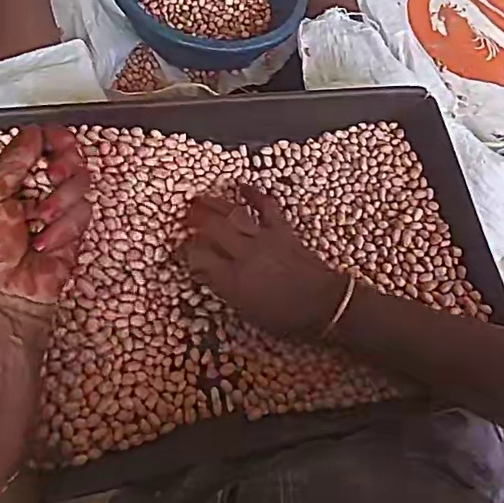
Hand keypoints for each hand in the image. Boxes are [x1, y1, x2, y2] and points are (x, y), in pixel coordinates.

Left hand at [0, 126, 90, 347]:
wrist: (4, 294)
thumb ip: (12, 160)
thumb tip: (33, 133)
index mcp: (8, 179)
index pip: (38, 145)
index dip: (51, 138)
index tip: (58, 138)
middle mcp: (35, 191)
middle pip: (66, 158)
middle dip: (63, 165)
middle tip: (53, 176)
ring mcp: (57, 211)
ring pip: (79, 184)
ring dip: (60, 202)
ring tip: (39, 221)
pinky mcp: (74, 230)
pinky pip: (84, 212)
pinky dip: (65, 227)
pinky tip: (46, 242)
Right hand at [180, 184, 348, 338]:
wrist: (324, 304)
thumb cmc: (284, 317)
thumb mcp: (247, 311)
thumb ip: (223, 288)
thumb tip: (202, 271)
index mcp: (232, 280)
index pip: (198, 258)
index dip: (185, 252)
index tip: (180, 250)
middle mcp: (244, 254)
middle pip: (211, 228)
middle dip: (194, 220)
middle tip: (183, 216)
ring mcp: (264, 238)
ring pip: (233, 213)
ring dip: (214, 204)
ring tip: (199, 198)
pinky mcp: (282, 230)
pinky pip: (265, 206)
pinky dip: (253, 193)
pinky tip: (241, 185)